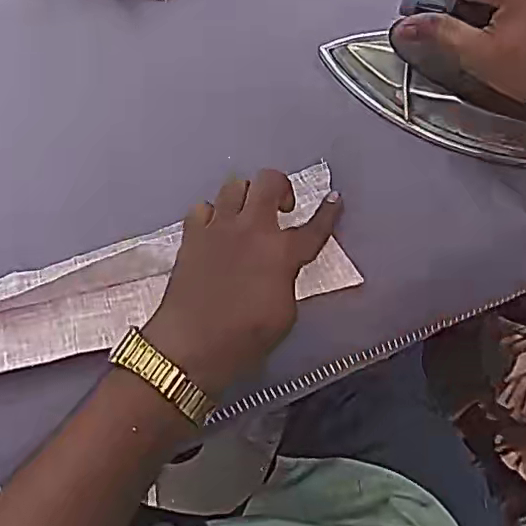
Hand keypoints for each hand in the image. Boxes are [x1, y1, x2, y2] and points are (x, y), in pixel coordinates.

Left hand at [140, 170, 344, 397]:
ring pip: (234, 185)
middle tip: (281, 208)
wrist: (191, 344)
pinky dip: (212, 214)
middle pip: (269, 181)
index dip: (328, 212)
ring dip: (245, 196)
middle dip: (280, 186)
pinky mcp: (191, 235)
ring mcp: (218, 228)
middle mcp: (252, 230)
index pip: (314, 227)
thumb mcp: (285, 314)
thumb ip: (287, 279)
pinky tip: (214, 230)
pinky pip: (203, 208)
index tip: (333, 198)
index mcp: (281, 253)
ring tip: (246, 216)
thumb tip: (282, 266)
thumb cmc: (244, 338)